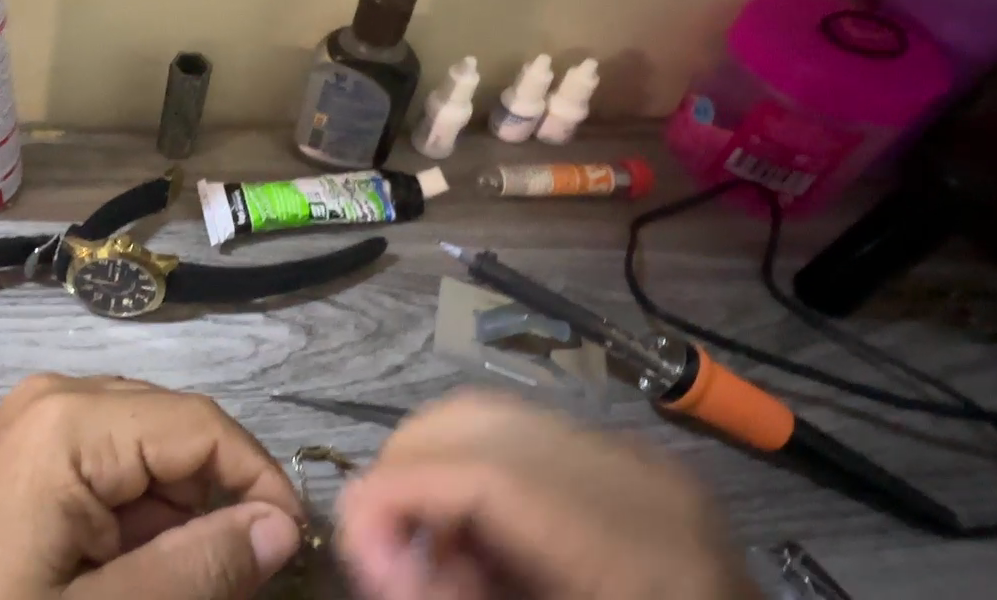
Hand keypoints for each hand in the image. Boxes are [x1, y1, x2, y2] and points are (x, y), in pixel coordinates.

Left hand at [0, 374, 303, 599]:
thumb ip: (197, 568)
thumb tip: (283, 525)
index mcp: (70, 421)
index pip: (200, 424)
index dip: (258, 478)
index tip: (296, 547)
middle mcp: (55, 398)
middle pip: (173, 430)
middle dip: (216, 499)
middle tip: (242, 576)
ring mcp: (35, 422)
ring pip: (146, 450)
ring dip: (179, 513)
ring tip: (184, 580)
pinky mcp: (25, 453)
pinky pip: (107, 466)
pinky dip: (137, 517)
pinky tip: (131, 568)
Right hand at [336, 392, 756, 599]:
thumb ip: (448, 591)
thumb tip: (367, 542)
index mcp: (641, 553)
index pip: (488, 473)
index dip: (398, 490)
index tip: (352, 538)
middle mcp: (644, 480)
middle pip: (478, 420)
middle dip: (404, 469)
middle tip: (380, 541)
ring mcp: (643, 462)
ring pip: (491, 414)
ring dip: (434, 467)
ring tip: (429, 543)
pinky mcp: (637, 462)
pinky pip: (523, 435)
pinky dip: (474, 471)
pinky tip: (476, 536)